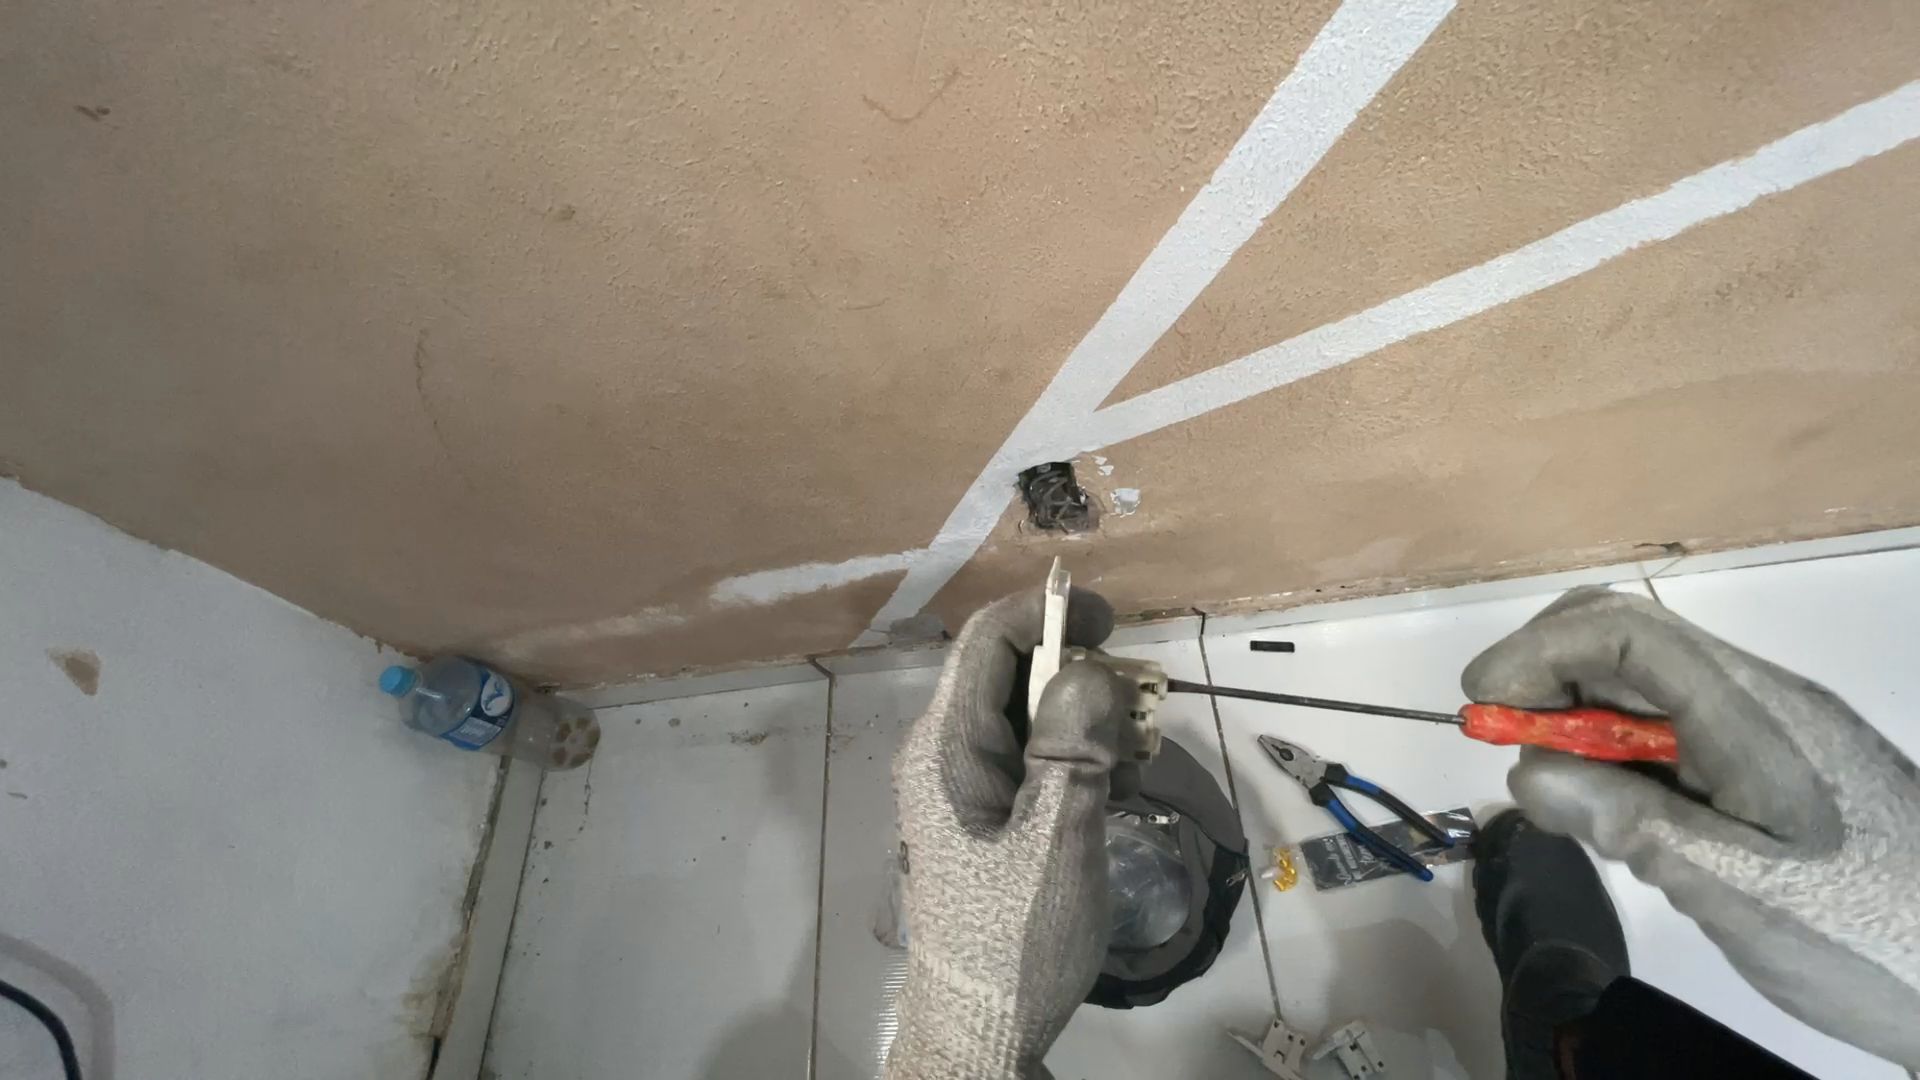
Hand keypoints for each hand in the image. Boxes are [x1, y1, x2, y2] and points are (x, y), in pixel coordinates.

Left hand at [885, 587, 1132, 1079]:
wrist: (980, 1025)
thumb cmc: (1015, 935)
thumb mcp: (1057, 836)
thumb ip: (1073, 745)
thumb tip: (1089, 669)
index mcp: (948, 742)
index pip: (988, 638)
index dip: (1046, 612)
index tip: (1109, 619)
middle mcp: (944, 747)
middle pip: (1007, 670)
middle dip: (1075, 670)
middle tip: (1134, 703)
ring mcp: (960, 777)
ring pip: (1023, 711)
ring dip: (1082, 718)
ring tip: (1128, 761)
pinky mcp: (980, 805)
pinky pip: (1027, 753)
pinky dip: (1072, 754)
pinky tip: (1110, 791)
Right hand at [1463, 586, 1919, 1067]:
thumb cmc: (1882, 941)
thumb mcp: (1738, 888)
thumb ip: (1622, 820)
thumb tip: (1523, 774)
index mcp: (1754, 712)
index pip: (1622, 630)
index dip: (1534, 649)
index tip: (1484, 702)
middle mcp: (1750, 698)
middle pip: (1615, 636)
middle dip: (1541, 675)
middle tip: (1510, 737)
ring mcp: (1754, 726)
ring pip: (1624, 680)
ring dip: (1566, 718)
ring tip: (1560, 792)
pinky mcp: (1752, 759)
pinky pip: (1648, 724)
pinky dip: (1599, 750)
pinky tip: (1604, 806)